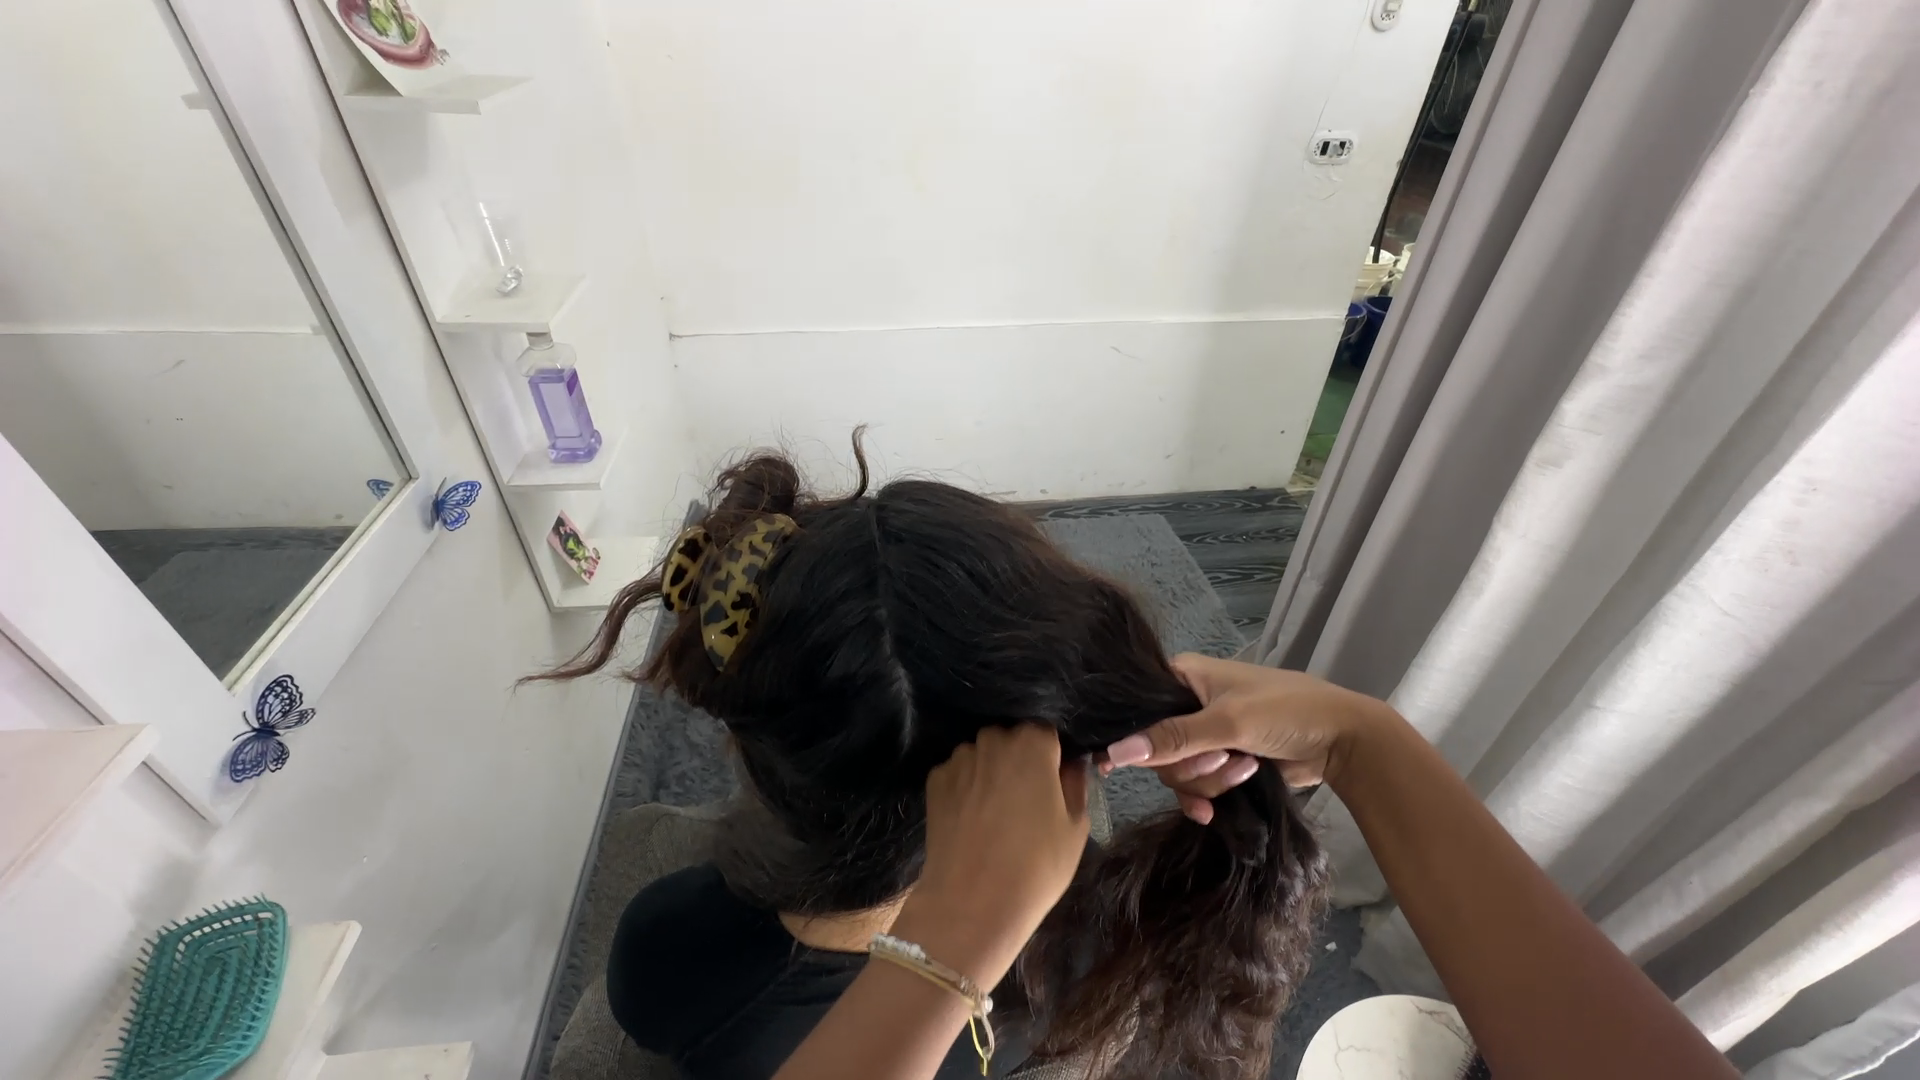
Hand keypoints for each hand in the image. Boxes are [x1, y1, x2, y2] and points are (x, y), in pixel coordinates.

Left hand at [897, 724, 1090, 987]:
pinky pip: (959, 774)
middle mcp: (992, 739)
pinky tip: (971, 819)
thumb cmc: (1036, 865)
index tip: (1053, 782)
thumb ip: (1076, 782)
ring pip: (982, 755)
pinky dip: (966, 788)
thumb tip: (1071, 763)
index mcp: (1032, 742)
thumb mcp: (1076, 827)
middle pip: (1011, 739)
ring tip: (995, 813)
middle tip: (1026, 800)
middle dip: (1019, 760)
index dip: (1052, 756)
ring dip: (990, 772)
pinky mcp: (935, 779)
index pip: (1047, 733)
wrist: (971, 902)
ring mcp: (959, 758)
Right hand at [1105, 654, 1391, 821]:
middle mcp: (1186, 702)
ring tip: (1246, 769)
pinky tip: (1213, 812)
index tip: (1115, 767)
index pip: (1137, 708)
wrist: (1342, 739)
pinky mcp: (1221, 760)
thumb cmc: (1285, 710)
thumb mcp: (1227, 722)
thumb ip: (1172, 739)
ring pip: (1178, 771)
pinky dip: (1205, 798)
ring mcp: (1204, 733)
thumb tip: (1114, 752)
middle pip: (1156, 748)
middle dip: (1190, 764)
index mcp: (1181, 676)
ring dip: (1210, 780)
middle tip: (1224, 760)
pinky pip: (1194, 785)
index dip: (1132, 738)